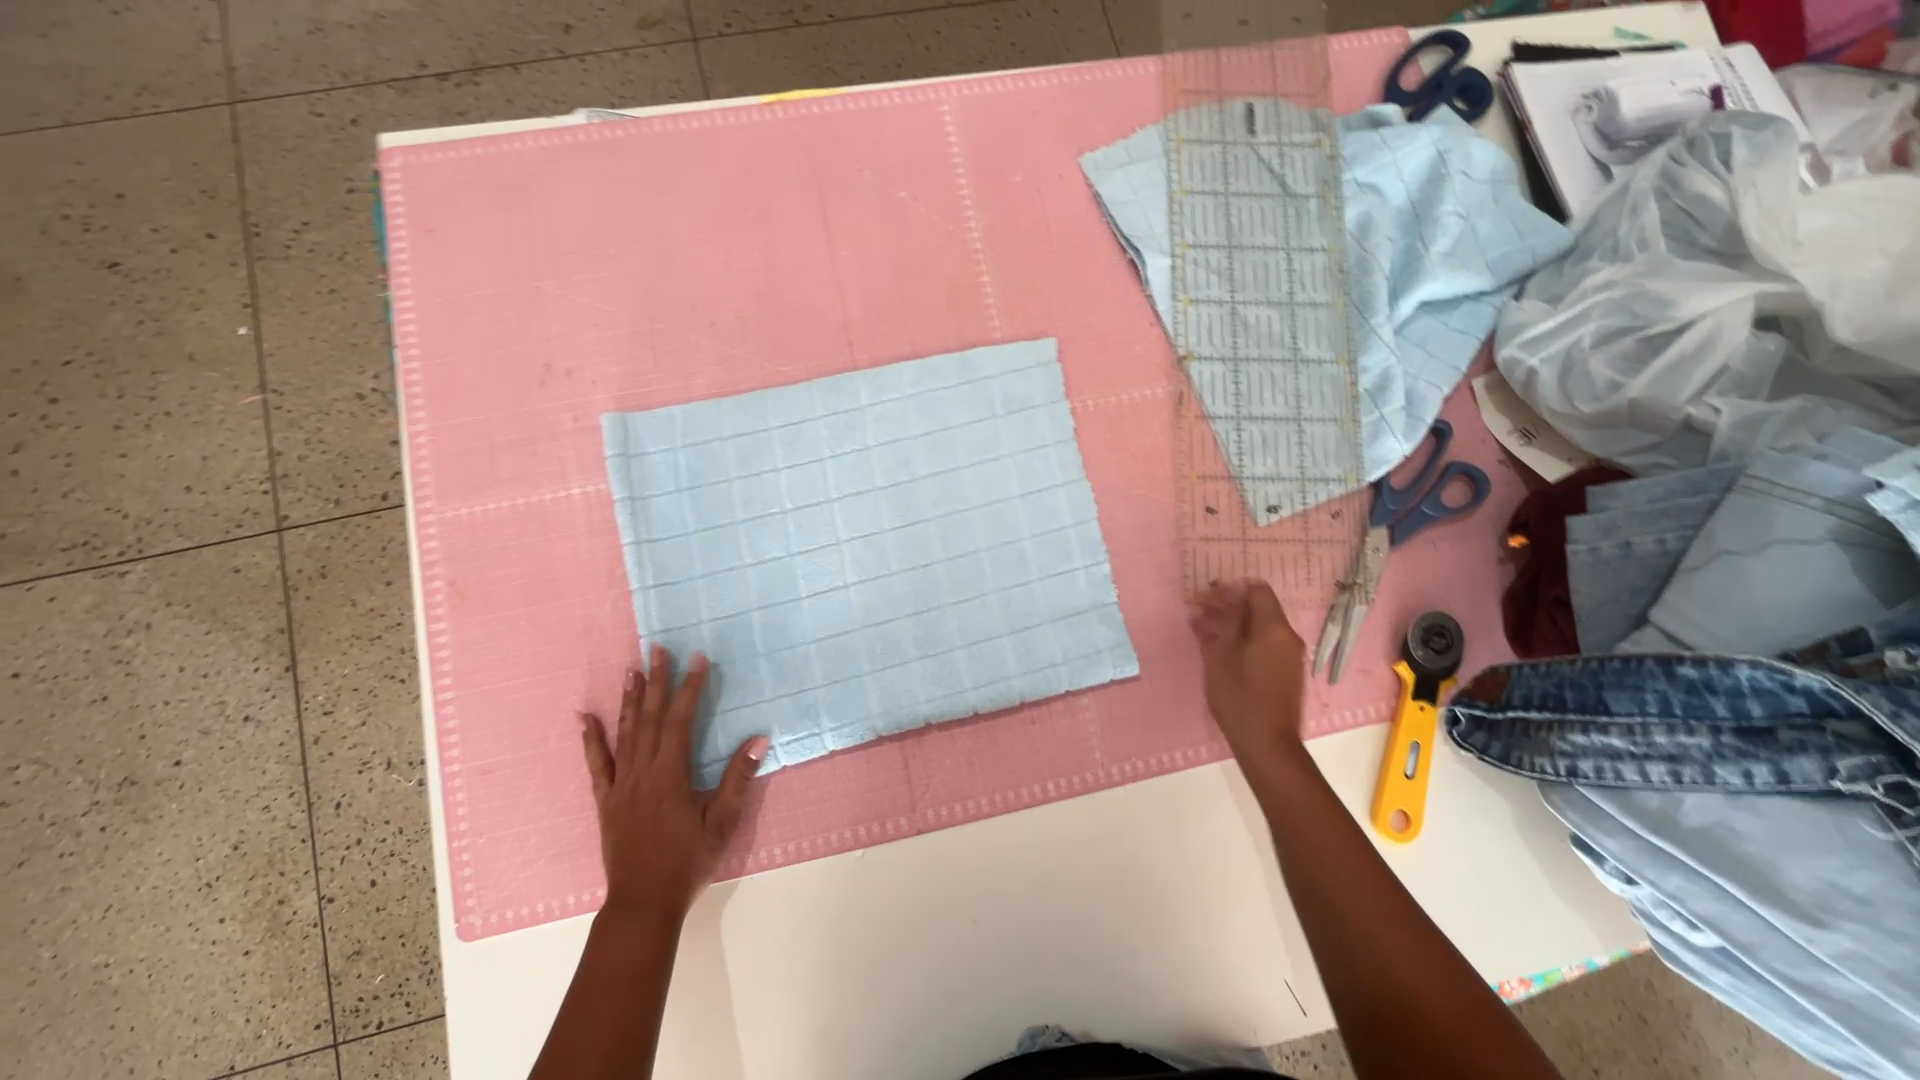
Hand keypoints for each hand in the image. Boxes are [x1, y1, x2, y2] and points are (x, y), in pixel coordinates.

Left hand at [579, 644, 768, 921]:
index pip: (682, 721)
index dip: (691, 688)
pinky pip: (597, 764)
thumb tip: (759, 739)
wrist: (644, 902)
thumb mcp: (722, 822)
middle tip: (658, 649)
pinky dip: (591, 740)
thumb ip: (737, 779)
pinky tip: (585, 718)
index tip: (699, 659)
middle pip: (651, 718)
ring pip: (625, 734)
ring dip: (630, 701)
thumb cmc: (689, 862)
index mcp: (671, 775)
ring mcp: (620, 786)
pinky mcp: (606, 801)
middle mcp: (642, 772)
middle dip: (658, 682)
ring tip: (632, 671)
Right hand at [1188, 579, 1307, 763]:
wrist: (1267, 743)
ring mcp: (1290, 656)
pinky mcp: (1287, 673)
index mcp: (1274, 627)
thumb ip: (1225, 620)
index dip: (1230, 588)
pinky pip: (1265, 645)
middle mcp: (1288, 636)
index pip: (1257, 589)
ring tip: (1203, 632)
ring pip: (1260, 628)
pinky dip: (1244, 641)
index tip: (1205, 596)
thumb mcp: (1223, 654)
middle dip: (1227, 606)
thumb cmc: (1239, 696)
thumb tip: (1225, 594)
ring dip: (1233, 625)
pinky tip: (1220, 652)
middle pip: (1258, 608)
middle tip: (1197, 613)